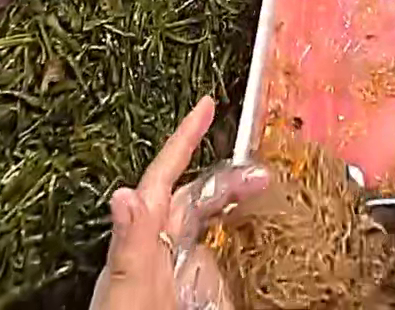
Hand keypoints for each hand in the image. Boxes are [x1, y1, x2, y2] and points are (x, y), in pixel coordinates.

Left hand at [89, 97, 270, 309]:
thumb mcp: (125, 298)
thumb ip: (128, 250)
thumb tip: (123, 193)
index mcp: (143, 238)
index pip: (164, 175)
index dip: (185, 137)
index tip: (208, 103)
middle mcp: (164, 247)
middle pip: (200, 193)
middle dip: (230, 173)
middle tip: (265, 171)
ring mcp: (186, 271)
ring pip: (217, 220)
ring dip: (241, 201)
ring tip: (270, 191)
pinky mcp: (208, 293)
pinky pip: (230, 256)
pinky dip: (248, 237)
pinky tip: (269, 232)